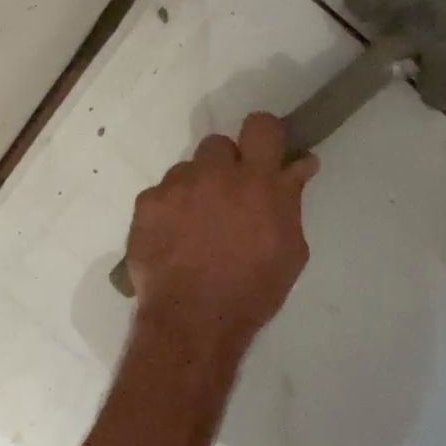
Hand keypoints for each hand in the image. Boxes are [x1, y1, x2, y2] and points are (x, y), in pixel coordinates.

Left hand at [125, 113, 318, 339]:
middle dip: (224, 166)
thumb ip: (291, 201)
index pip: (261, 126)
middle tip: (226, 199)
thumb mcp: (290, 249)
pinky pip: (158, 195)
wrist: (194, 319)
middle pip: (218, 144)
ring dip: (193, 189)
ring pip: (185, 170)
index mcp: (257, 182)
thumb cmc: (253, 290)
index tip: (262, 153)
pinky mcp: (146, 206)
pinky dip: (166, 212)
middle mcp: (214, 174)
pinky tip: (170, 239)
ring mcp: (175, 188)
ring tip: (194, 226)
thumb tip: (299, 165)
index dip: (262, 135)